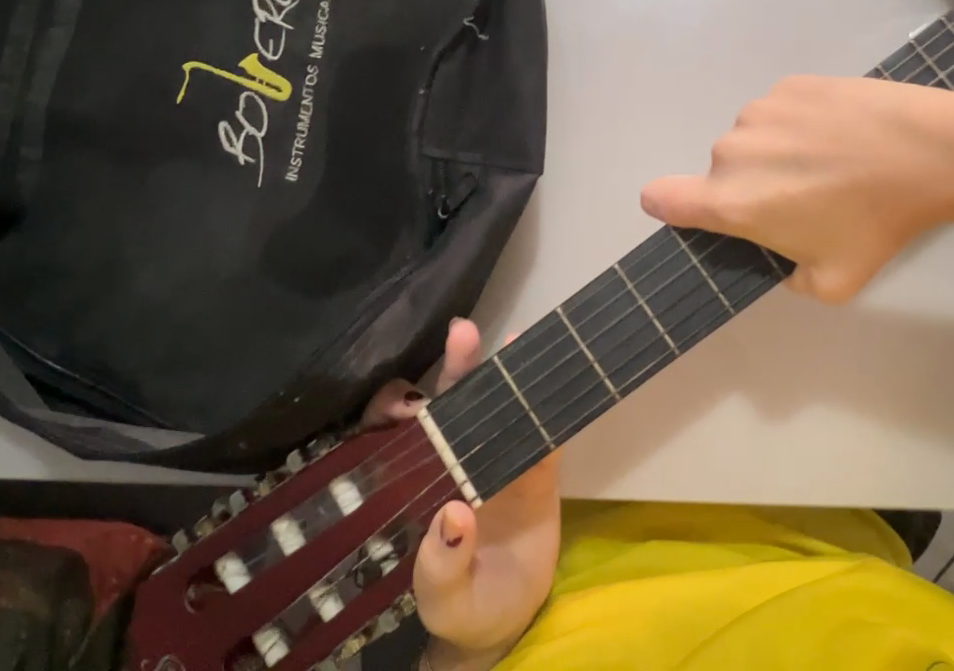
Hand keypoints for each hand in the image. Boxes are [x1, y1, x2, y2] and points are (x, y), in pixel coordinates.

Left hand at [360, 319, 559, 669]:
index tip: (402, 397)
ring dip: (506, 375)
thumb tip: (455, 513)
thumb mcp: (442, 599)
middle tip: (463, 332)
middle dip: (457, 367)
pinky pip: (545, 438)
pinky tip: (555, 380)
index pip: (403, 435)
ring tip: (514, 337)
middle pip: (455, 407)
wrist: (508, 621)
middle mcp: (458, 464)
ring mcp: (501, 465)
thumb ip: (441, 567)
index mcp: (421, 485)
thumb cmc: (462, 609)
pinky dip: (549, 409)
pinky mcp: (539, 475)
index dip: (398, 408)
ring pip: (500, 410)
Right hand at [641, 75, 953, 302]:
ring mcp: (760, 111)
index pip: (661, 198)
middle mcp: (732, 152)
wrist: (928, 152)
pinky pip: (779, 112)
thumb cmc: (875, 223)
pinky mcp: (791, 84)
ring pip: (752, 140)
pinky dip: (799, 124)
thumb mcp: (832, 283)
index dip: (667, 205)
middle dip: (750, 186)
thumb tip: (785, 258)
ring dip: (775, 153)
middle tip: (806, 197)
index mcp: (731, 202)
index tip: (691, 210)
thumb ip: (789, 279)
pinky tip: (840, 132)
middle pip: (721, 173)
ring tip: (830, 161)